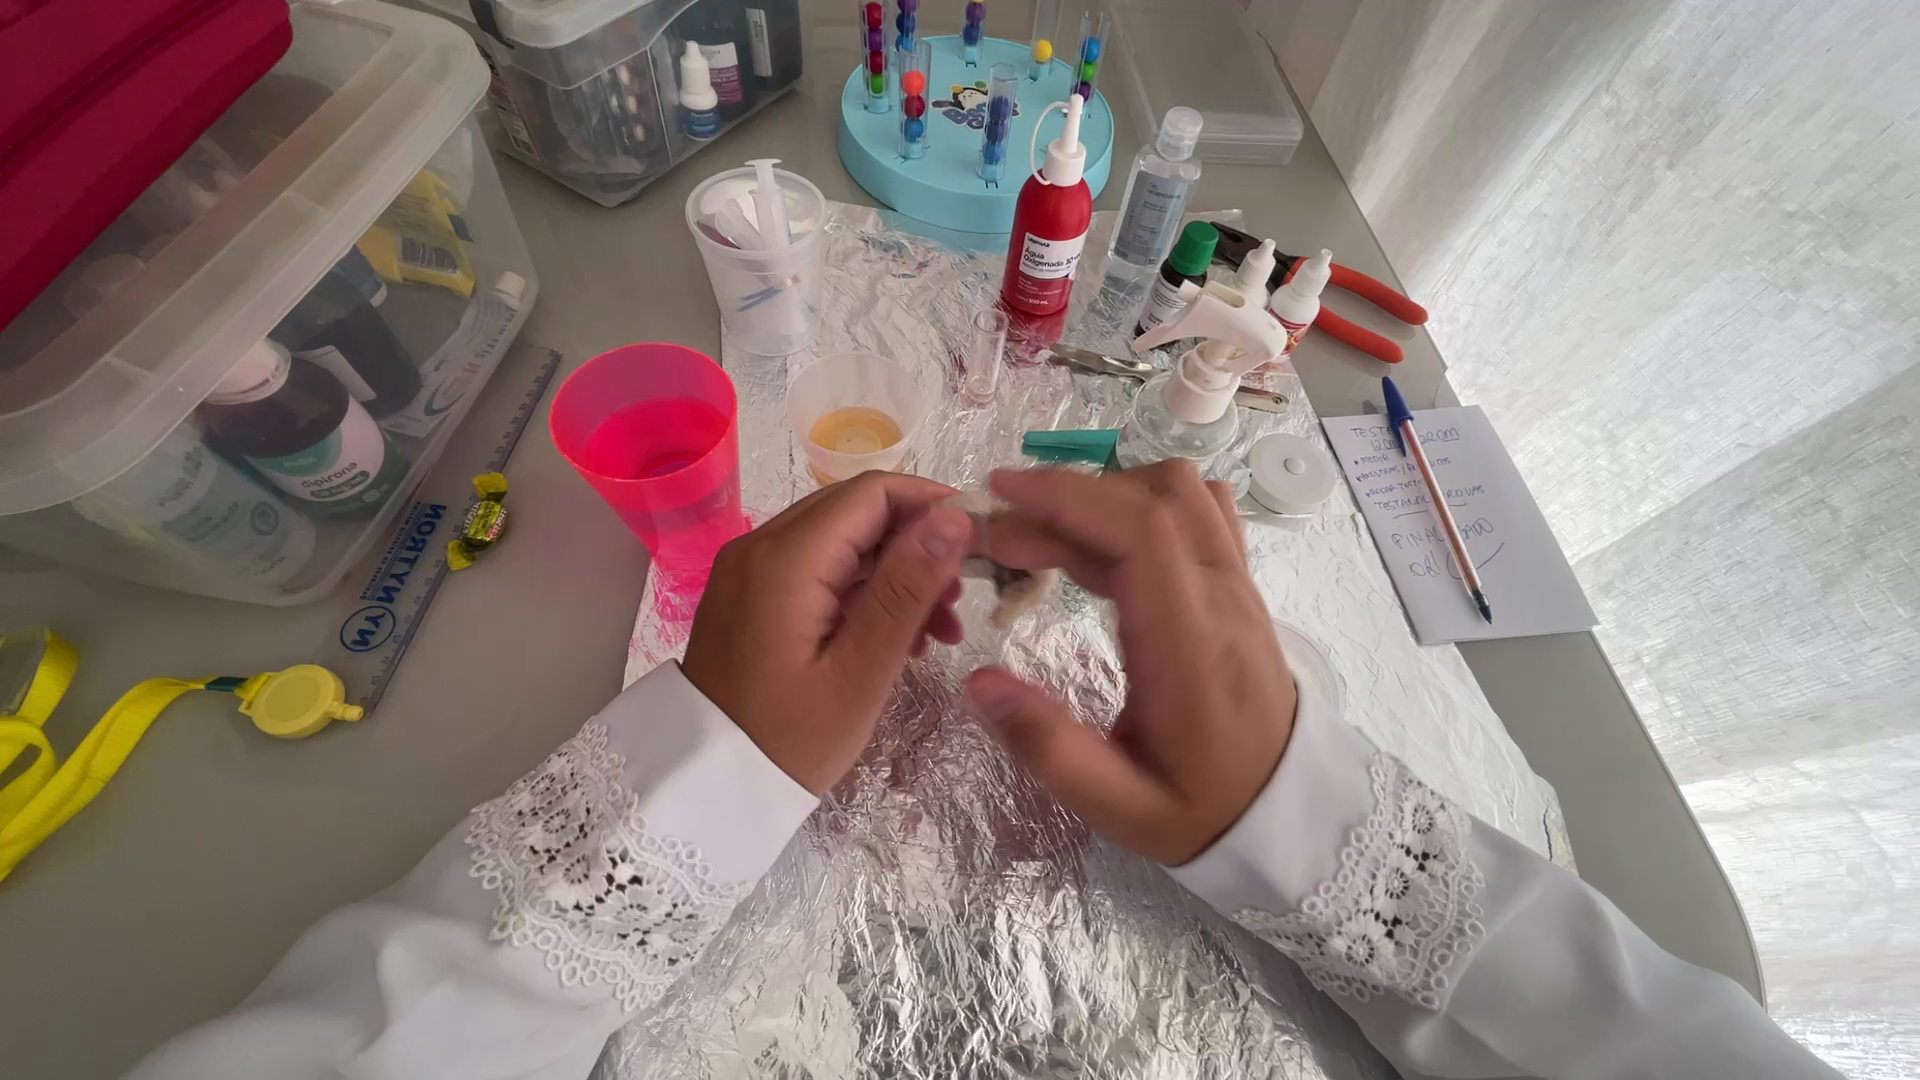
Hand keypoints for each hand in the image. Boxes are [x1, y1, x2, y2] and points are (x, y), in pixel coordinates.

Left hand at [683, 472, 972, 793]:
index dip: (931, 504)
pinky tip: (896, 636)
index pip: (872, 492)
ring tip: (938, 631)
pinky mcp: (753, 594)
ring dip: (895, 573)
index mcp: (785, 558)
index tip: (976, 544)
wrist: (709, 786)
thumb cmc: (789, 740)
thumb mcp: (860, 672)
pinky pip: (819, 571)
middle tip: (958, 601)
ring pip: (842, 543)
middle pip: (857, 513)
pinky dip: (863, 592)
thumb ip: (906, 588)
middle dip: (917, 545)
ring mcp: (751, 569)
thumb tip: (953, 517)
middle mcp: (761, 546)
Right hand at [964, 462, 1297, 864]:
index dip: (1066, 499)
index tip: (1000, 496)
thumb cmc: (1201, 806)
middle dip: (1062, 499)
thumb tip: (978, 684)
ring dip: (1105, 493)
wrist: (1286, 806)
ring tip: (1052, 534)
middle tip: (999, 532)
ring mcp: (1237, 581)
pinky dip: (1144, 499)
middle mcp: (1221, 595)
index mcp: (1190, 645)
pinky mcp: (1238, 579)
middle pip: (1148, 500)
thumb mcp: (1120, 806)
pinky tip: (1109, 535)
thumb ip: (1050, 749)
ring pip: (1178, 490)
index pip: (1139, 534)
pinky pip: (1200, 506)